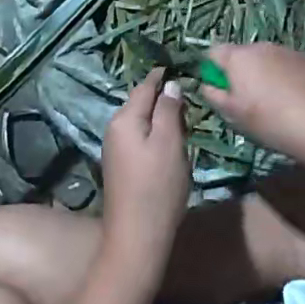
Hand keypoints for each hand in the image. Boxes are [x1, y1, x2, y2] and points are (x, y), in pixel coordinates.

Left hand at [98, 68, 192, 286]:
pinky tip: (171, 146)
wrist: (137, 237)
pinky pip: (139, 140)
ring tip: (185, 121)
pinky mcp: (120, 167)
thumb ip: (168, 110)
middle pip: (141, 104)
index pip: (144, 87)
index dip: (162, 76)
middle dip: (163, 98)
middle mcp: (114, 129)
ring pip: (141, 123)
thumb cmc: (157, 186)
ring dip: (160, 119)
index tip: (180, 66)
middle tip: (190, 99)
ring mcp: (114, 150)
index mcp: (124, 119)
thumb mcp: (170, 142)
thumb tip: (169, 84)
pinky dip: (155, 136)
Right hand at [199, 44, 304, 153]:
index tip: (220, 90)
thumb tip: (207, 85)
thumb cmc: (270, 122)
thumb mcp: (233, 115)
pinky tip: (291, 100)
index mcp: (237, 57)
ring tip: (271, 103)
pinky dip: (282, 76)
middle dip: (239, 72)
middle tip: (245, 101)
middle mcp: (260, 46)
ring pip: (264, 58)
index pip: (213, 52)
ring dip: (261, 74)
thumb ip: (214, 96)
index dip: (212, 69)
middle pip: (240, 54)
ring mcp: (286, 51)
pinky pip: (284, 64)